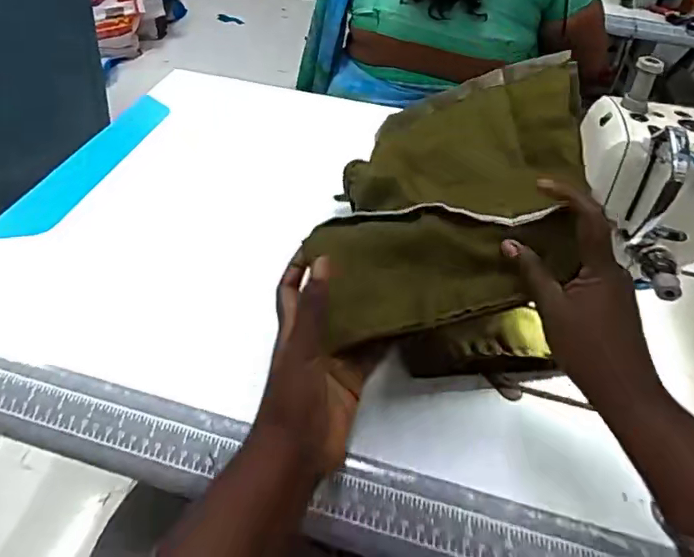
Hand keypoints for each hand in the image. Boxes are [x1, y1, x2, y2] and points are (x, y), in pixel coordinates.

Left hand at [252, 257, 379, 479]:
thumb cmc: (292, 396)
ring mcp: (332, 360)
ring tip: (388, 283)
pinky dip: (383, 340)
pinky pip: (369, 354)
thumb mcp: (302, 346)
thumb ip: (313, 306)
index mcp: (291, 327)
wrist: (298, 452)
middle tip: (365, 258)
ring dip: (364, 309)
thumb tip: (322, 261)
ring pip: (350, 326)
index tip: (317, 242)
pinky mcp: (351, 380)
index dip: (299, 265)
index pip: (291, 287)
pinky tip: (402, 324)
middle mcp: (311, 339)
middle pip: (324, 303)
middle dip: (339, 282)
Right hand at [502, 179, 659, 403]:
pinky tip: (550, 266)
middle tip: (536, 201)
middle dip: (567, 210)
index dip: (569, 195)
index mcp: (602, 268)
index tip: (542, 185)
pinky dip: (570, 256)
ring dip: (566, 235)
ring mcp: (616, 287)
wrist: (629, 395)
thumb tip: (510, 243)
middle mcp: (614, 271)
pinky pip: (591, 266)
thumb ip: (533, 273)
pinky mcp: (614, 302)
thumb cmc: (590, 351)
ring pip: (591, 249)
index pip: (591, 218)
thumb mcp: (553, 309)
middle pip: (594, 228)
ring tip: (536, 230)